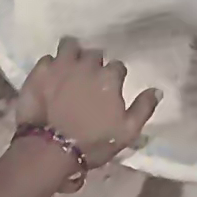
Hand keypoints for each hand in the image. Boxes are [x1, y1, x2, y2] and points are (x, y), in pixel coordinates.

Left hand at [17, 37, 161, 168]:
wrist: (50, 149)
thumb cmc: (92, 143)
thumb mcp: (127, 132)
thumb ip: (143, 108)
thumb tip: (157, 90)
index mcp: (109, 77)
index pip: (118, 67)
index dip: (115, 77)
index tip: (110, 89)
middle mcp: (86, 64)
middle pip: (94, 54)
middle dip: (94, 64)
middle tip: (89, 80)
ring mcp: (60, 65)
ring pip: (70, 46)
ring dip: (73, 54)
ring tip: (70, 67)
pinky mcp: (39, 71)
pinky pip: (47, 59)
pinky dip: (51, 66)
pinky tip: (50, 78)